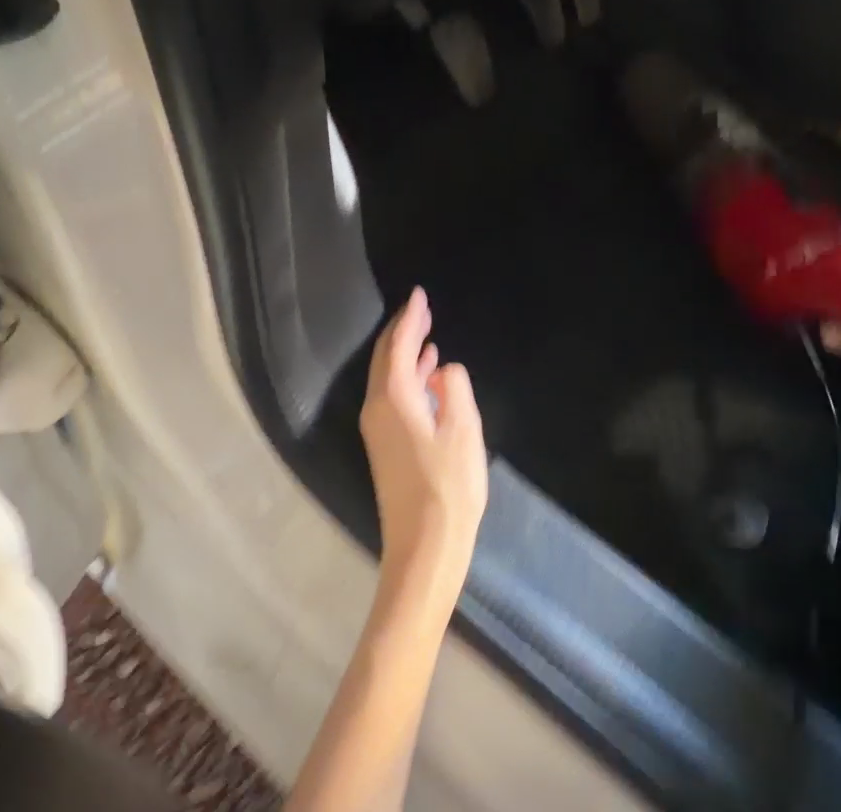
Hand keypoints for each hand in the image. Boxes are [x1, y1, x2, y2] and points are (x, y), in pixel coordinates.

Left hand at [359, 288, 488, 567]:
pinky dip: (407, 378)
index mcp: (393, 398)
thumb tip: (443, 369)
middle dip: (403, 331)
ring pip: (387, 378)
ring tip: (426, 335)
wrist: (425, 545)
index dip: (410, 318)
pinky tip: (426, 378)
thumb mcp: (463, 429)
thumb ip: (454, 387)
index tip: (420, 295)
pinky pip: (391, 396)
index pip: (399, 346)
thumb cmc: (449, 486)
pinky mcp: (384, 447)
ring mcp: (377, 430)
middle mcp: (376, 409)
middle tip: (422, 308)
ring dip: (405, 354)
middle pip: (386, 359)